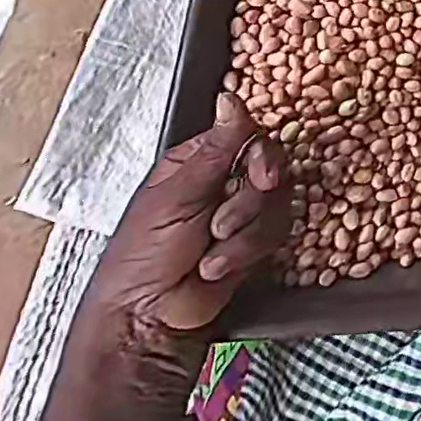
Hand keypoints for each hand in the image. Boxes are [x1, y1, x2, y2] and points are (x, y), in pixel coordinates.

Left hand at [70, 93, 290, 396]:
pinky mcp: (255, 240)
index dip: (262, 156)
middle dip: (249, 202)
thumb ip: (217, 148)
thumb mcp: (178, 195)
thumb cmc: (143, 256)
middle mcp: (225, 180)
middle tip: (223, 224)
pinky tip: (218, 266)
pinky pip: (278, 231)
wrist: (147, 321)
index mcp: (200, 160)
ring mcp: (242, 210)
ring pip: (277, 201)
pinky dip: (248, 251)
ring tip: (210, 253)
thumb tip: (229, 99)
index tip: (261, 177)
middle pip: (271, 168)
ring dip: (245, 234)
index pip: (250, 137)